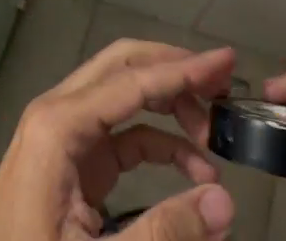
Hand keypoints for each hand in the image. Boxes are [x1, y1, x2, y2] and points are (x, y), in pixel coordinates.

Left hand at [0, 40, 240, 239]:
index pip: (132, 80)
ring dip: (171, 106)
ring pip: (125, 96)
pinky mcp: (71, 162)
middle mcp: (57, 116)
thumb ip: (162, 231)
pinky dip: (160, 143)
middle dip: (176, 70)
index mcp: (57, 126)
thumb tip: (223, 201)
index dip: (184, 69)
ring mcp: (63, 136)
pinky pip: (122, 136)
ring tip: (214, 133)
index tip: (228, 61)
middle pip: (124, 67)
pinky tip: (194, 169)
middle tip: (224, 82)